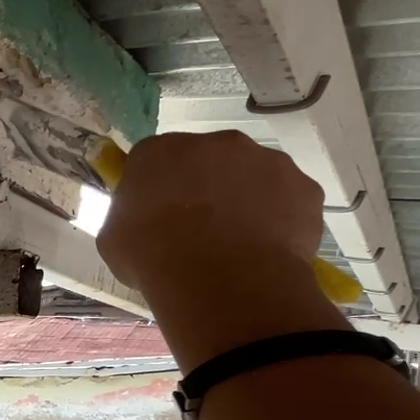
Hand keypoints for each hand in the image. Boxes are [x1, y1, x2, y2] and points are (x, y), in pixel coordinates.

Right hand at [96, 130, 346, 370]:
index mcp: (161, 151)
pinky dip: (270, 216)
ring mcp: (270, 161)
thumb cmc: (150, 254)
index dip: (149, 182)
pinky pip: (283, 197)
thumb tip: (146, 212)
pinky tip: (254, 245)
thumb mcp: (113, 234)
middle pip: (205, 158)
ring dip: (237, 196)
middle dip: (197, 183)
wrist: (221, 276)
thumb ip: (131, 211)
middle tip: (186, 222)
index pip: (150, 157)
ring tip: (225, 238)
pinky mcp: (306, 186)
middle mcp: (218, 143)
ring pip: (249, 174)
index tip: (146, 207)